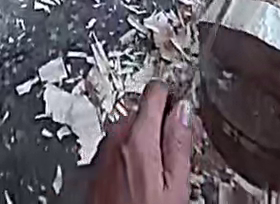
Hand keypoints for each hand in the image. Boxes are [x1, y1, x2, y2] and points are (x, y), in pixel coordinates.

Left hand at [89, 82, 193, 203]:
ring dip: (144, 140)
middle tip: (175, 151)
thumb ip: (179, 143)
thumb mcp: (174, 188)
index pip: (156, 91)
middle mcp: (116, 138)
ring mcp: (103, 153)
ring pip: (130, 128)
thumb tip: (184, 110)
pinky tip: (139, 182)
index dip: (173, 97)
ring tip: (158, 172)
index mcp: (138, 137)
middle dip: (160, 123)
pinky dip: (129, 155)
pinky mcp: (95, 168)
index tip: (183, 109)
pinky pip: (117, 148)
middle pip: (143, 109)